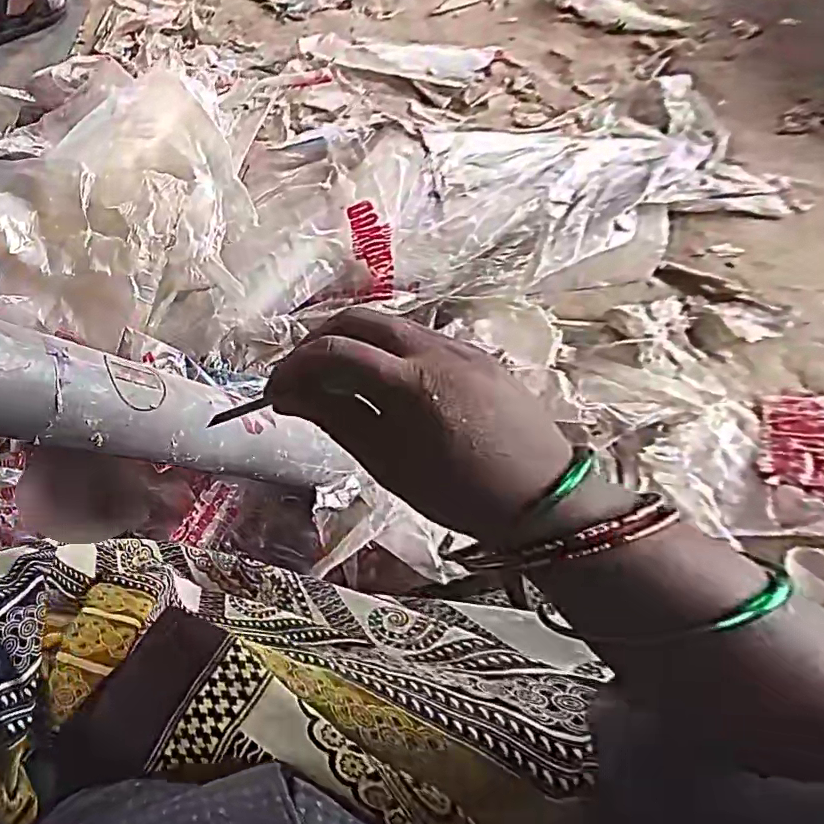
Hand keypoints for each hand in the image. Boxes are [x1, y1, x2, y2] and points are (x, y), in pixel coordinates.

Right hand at [265, 308, 629, 545]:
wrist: (548, 504)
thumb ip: (333, 417)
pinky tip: (376, 381)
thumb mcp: (384, 460)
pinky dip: (381, 349)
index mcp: (410, 382)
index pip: (331, 351)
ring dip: (347, 342)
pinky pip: (415, 337)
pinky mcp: (477, 355)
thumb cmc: (457, 492)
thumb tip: (288, 396)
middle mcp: (436, 351)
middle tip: (298, 376)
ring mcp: (461, 349)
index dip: (292, 368)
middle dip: (314, 343)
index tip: (275, 393)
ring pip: (386, 323)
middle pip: (355, 320)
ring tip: (332, 378)